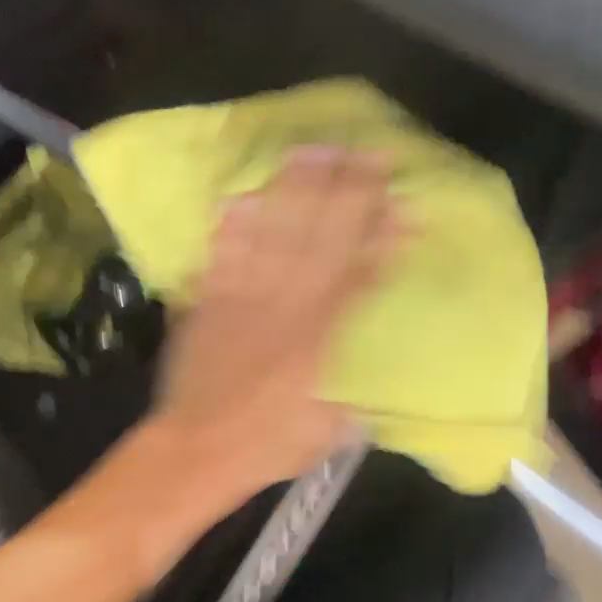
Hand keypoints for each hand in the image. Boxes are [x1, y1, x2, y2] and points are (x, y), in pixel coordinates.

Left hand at [75, 146, 398, 577]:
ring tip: (313, 152)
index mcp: (318, 337)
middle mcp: (283, 306)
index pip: (359, 277)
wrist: (194, 448)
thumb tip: (358, 387)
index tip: (406, 208)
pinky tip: (244, 195)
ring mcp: (241, 297)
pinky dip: (234, 224)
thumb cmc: (265, 445)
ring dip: (295, 191)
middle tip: (368, 154)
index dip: (384, 241)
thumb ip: (345, 397)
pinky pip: (223, 253)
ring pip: (273, 234)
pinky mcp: (208, 299)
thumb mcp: (326, 428)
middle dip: (347, 194)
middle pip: (320, 239)